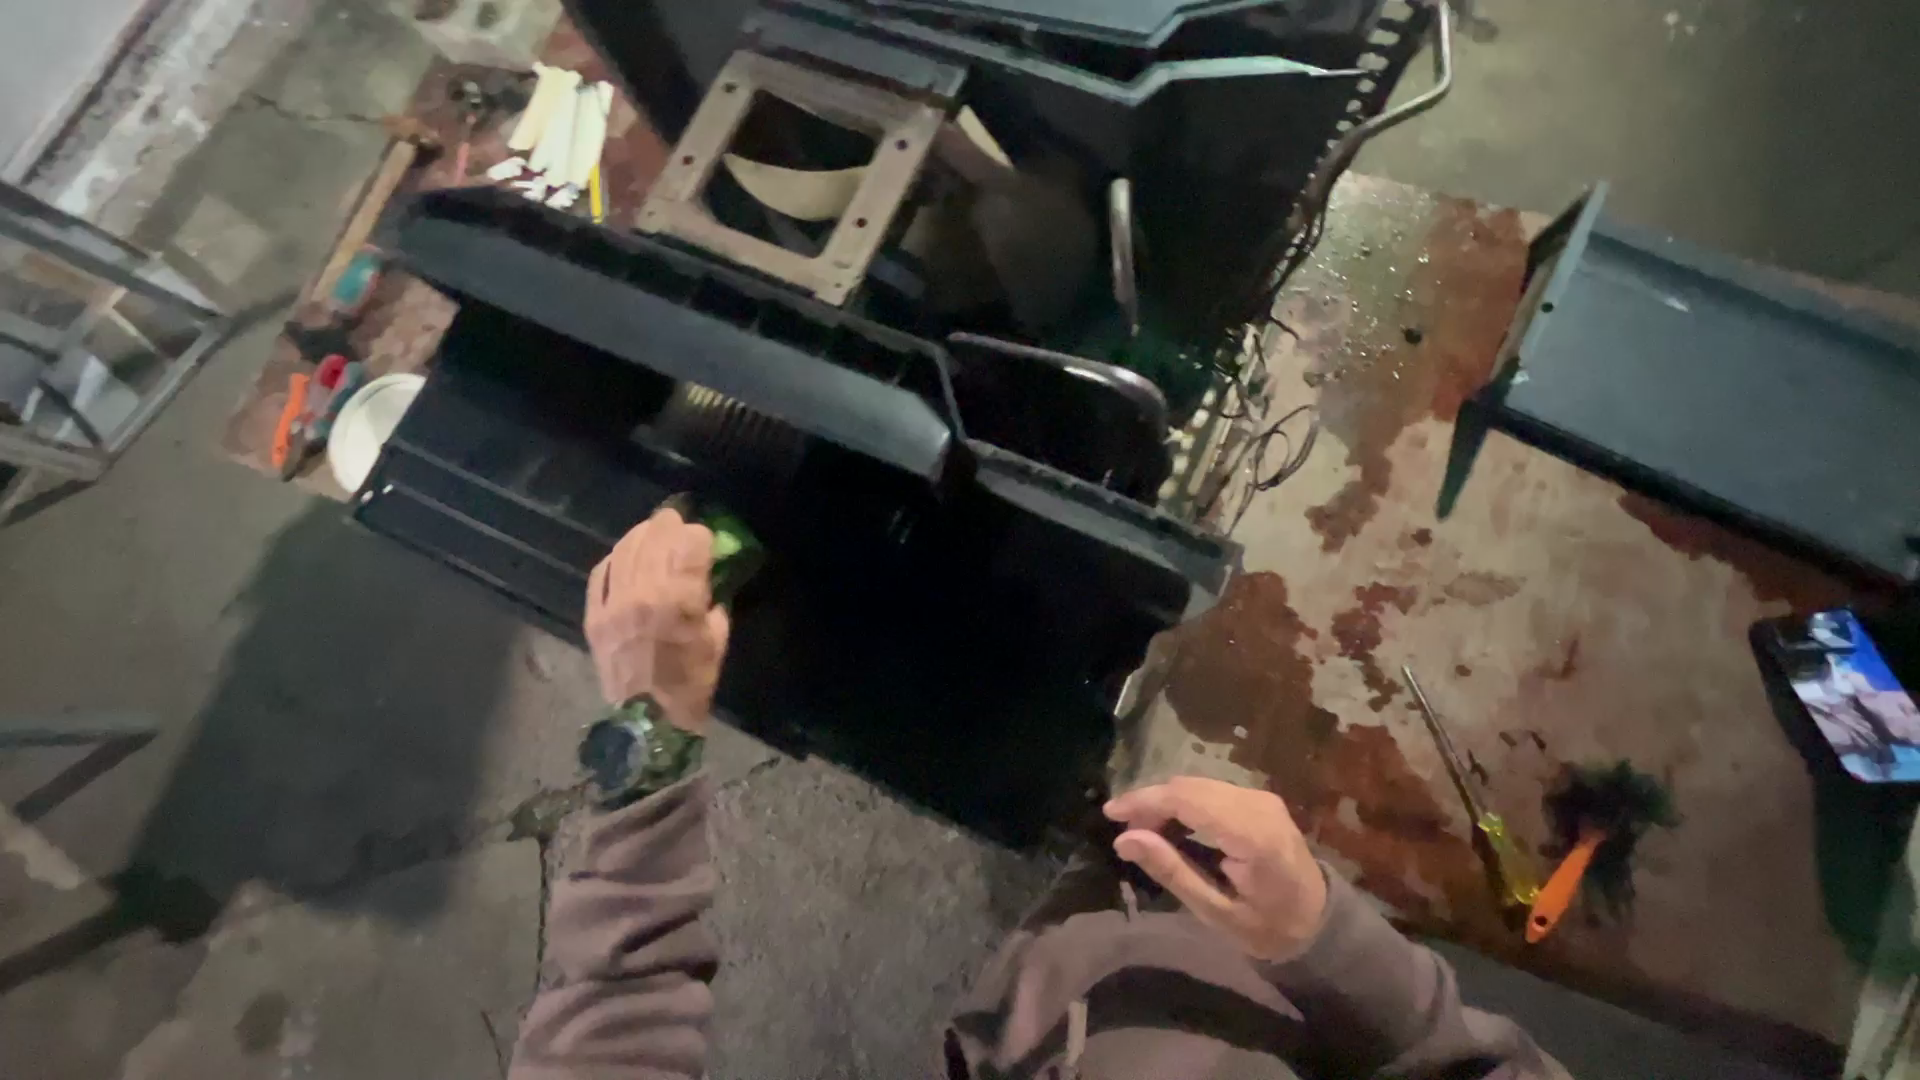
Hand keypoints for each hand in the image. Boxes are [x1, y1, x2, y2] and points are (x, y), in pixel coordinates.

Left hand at [585, 507, 730, 732]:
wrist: (648, 721)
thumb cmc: (692, 682)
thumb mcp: (718, 639)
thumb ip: (714, 602)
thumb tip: (709, 579)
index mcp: (680, 600)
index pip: (690, 544)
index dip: (699, 535)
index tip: (705, 538)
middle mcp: (644, 593)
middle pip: (655, 539)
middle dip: (669, 525)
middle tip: (676, 519)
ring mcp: (614, 603)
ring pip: (625, 550)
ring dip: (641, 534)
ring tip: (652, 529)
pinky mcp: (594, 616)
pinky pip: (601, 574)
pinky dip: (614, 558)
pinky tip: (624, 553)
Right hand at [1104, 776, 1327, 960]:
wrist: (1320, 922)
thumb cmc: (1268, 927)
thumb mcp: (1216, 912)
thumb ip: (1172, 871)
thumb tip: (1124, 840)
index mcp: (1251, 834)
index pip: (1186, 800)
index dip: (1144, 801)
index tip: (1110, 813)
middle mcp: (1257, 804)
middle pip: (1189, 787)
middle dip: (1151, 803)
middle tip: (1126, 832)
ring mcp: (1261, 797)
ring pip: (1196, 784)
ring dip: (1165, 802)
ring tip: (1144, 831)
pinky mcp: (1259, 798)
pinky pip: (1210, 790)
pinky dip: (1183, 802)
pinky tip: (1171, 824)